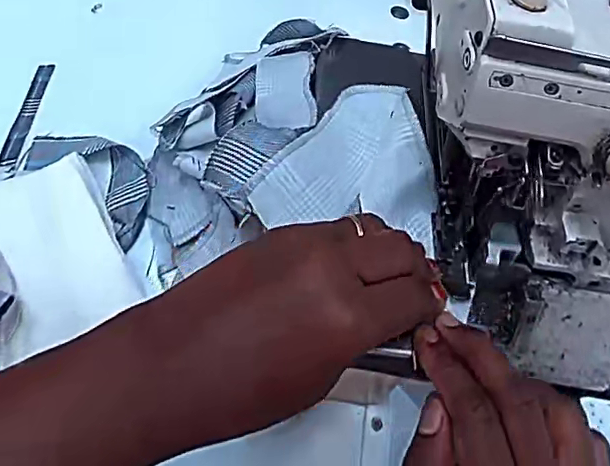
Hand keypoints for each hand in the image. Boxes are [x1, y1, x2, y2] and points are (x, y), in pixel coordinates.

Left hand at [116, 214, 443, 452]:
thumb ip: (363, 343)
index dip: (431, 305)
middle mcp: (327, 266)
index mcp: (344, 314)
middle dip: (418, 271)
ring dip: (387, 249)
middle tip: (420, 290)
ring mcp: (302, 242)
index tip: (432, 311)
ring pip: (369, 228)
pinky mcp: (282, 232)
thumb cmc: (232, 382)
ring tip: (386, 274)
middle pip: (401, 249)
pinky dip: (351, 242)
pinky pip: (334, 228)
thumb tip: (386, 328)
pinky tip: (346, 266)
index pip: (414, 295)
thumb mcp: (318, 380)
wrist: (177, 358)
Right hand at [406, 316, 609, 465]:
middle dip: (477, 353)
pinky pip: (588, 439)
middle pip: (518, 399)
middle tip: (450, 329)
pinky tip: (530, 403)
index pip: (475, 411)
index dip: (446, 366)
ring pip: (559, 410)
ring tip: (486, 364)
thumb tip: (436, 406)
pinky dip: (557, 412)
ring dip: (518, 377)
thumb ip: (428, 462)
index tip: (429, 342)